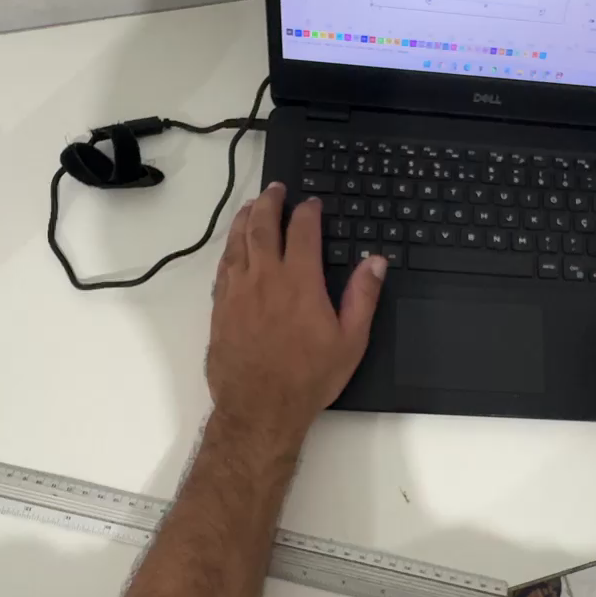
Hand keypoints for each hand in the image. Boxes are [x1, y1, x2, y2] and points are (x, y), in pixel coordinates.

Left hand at [206, 182, 385, 446]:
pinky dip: (230, 248)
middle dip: (270, 202)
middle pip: (263, 227)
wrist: (260, 407)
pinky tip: (234, 247)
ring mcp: (237, 291)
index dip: (308, 212)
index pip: (303, 232)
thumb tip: (375, 261)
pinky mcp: (220, 308)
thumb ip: (363, 296)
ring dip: (246, 219)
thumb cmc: (309, 377)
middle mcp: (264, 278)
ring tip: (252, 206)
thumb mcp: (350, 340)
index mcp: (299, 282)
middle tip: (276, 189)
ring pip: (237, 242)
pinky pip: (223, 266)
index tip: (312, 203)